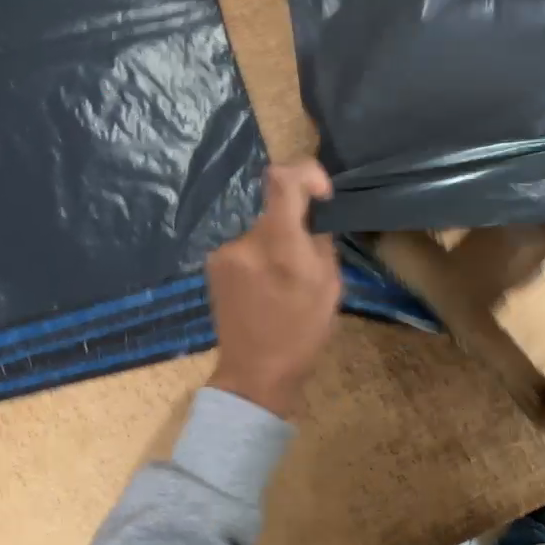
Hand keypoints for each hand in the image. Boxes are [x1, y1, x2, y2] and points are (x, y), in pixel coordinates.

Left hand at [205, 162, 340, 416]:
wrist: (255, 372)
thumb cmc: (301, 334)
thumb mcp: (330, 288)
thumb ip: (320, 245)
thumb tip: (312, 219)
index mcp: (280, 245)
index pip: (284, 179)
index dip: (306, 172)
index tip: (321, 193)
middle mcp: (247, 240)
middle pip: (275, 210)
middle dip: (295, 227)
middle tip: (308, 263)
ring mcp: (225, 252)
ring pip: (261, 232)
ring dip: (276, 246)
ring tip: (284, 285)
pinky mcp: (214, 264)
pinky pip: (246, 248)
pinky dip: (259, 260)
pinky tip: (264, 292)